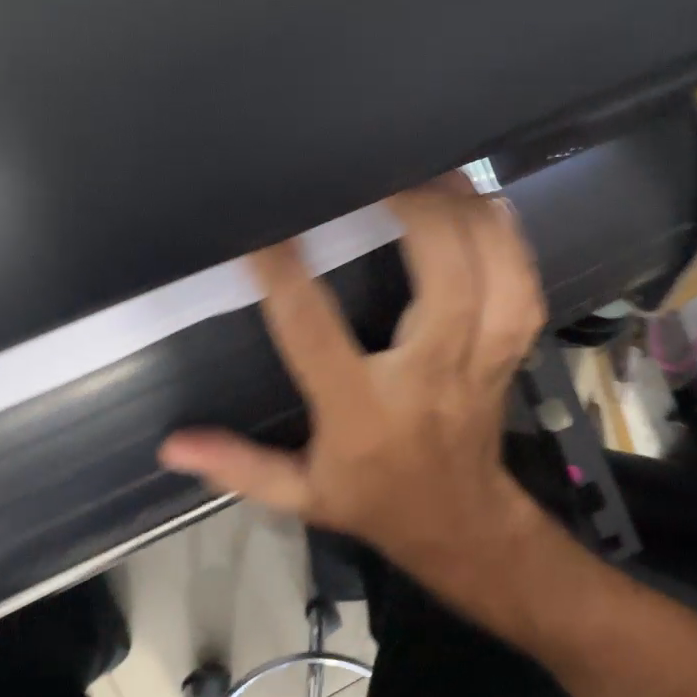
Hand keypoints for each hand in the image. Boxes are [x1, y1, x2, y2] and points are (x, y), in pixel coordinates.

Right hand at [157, 171, 546, 569]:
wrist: (458, 524)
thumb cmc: (374, 501)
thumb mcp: (301, 496)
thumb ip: (239, 467)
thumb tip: (172, 445)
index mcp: (365, 411)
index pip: (318, 332)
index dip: (287, 276)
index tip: (266, 228)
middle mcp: (429, 380)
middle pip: (446, 287)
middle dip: (423, 217)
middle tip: (387, 172)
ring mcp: (479, 366)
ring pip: (497, 282)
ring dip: (472, 218)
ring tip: (440, 172)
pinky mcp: (508, 357)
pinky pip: (524, 292)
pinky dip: (511, 242)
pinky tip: (486, 206)